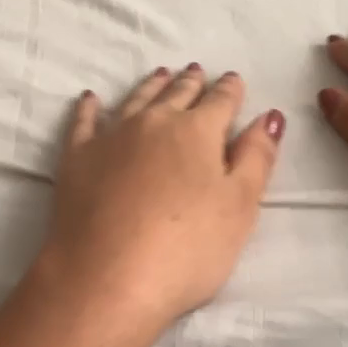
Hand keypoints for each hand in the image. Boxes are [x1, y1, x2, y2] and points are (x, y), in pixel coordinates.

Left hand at [38, 65, 284, 331]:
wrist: (106, 276)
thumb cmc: (185, 249)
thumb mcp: (239, 208)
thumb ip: (256, 158)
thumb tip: (270, 115)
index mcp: (197, 132)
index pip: (220, 102)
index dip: (230, 90)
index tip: (234, 79)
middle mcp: (153, 122)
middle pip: (176, 94)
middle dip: (190, 82)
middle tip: (196, 70)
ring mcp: (112, 135)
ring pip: (136, 99)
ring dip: (151, 86)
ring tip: (160, 74)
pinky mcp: (77, 156)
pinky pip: (84, 121)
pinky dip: (89, 107)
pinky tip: (91, 98)